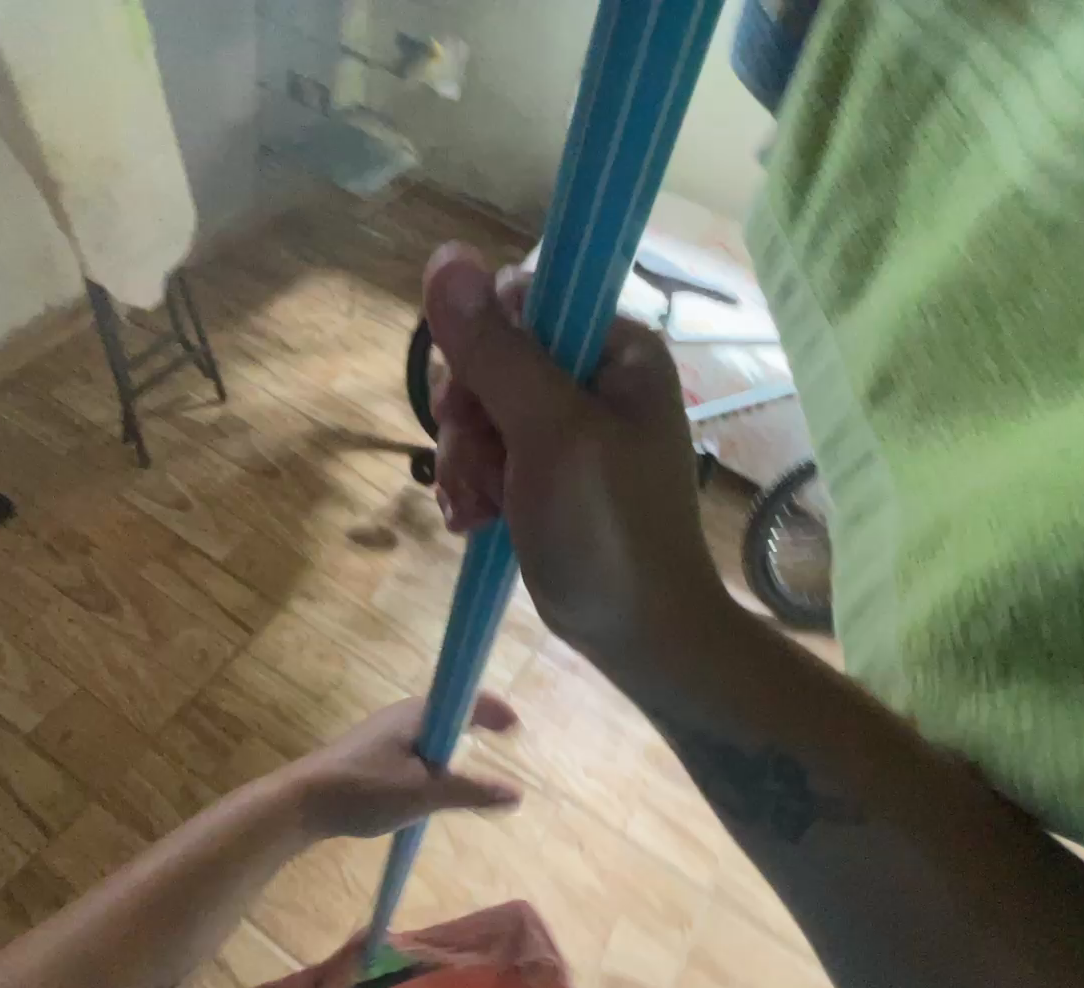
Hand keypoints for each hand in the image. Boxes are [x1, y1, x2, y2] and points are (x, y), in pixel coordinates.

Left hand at [285, 694, 522, 838]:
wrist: (305, 801)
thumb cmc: (366, 789)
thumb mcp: (424, 794)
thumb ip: (471, 792)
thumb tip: (517, 794)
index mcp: (419, 714)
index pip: (466, 697)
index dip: (494, 709)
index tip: (516, 728)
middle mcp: (404, 714)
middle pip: (451, 710)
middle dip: (479, 721)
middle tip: (501, 740)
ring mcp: (387, 730)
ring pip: (432, 729)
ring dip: (456, 740)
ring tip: (473, 764)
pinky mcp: (374, 749)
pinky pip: (417, 744)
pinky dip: (437, 755)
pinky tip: (434, 781)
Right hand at [423, 242, 728, 666]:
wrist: (638, 633)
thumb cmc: (606, 530)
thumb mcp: (550, 433)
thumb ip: (497, 350)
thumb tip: (445, 256)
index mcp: (613, 350)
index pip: (521, 305)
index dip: (482, 349)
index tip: (476, 405)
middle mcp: (589, 379)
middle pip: (490, 363)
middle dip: (469, 423)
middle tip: (484, 472)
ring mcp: (565, 430)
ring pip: (478, 414)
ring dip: (464, 463)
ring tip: (479, 511)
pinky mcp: (544, 473)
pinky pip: (485, 455)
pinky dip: (470, 486)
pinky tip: (472, 522)